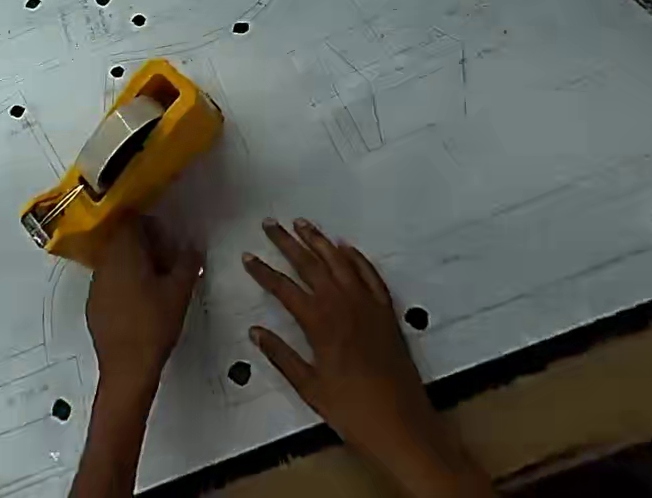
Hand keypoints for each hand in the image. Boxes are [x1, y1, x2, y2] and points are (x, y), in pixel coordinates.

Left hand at [85, 215, 202, 390]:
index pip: (131, 220)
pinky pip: (109, 280)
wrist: (127, 368)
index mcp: (124, 252)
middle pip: (122, 239)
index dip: (150, 225)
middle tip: (166, 263)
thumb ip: (188, 263)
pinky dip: (123, 282)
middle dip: (145, 245)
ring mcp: (96, 283)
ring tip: (155, 284)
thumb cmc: (154, 325)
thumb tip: (194, 246)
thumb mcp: (179, 292)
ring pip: (115, 260)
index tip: (166, 241)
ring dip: (134, 264)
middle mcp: (105, 261)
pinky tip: (139, 302)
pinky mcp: (93, 303)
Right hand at [245, 218, 491, 497]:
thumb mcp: (309, 387)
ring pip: (338, 261)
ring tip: (302, 224)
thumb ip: (281, 355)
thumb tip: (255, 331)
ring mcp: (366, 303)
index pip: (282, 287)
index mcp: (319, 321)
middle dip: (286, 242)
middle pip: (308, 263)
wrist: (404, 428)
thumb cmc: (353, 410)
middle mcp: (341, 303)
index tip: (247, 256)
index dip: (262, 271)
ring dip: (318, 240)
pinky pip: (369, 274)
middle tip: (270, 224)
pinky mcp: (386, 310)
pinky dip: (356, 257)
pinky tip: (345, 247)